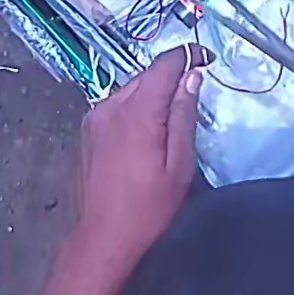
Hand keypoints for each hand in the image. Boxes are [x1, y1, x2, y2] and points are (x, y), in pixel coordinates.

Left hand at [61, 46, 207, 290]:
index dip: (188, 55)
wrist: (103, 239)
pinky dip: (135, 107)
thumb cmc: (148, 208)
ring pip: (130, 89)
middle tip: (194, 92)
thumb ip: (183, 115)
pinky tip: (146, 131)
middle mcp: (110, 107)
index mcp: (137, 112)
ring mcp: (94, 118)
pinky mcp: (87, 131)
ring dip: (153, 92)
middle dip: (172, 76)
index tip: (206, 59)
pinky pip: (116, 106)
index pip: (164, 65)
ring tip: (171, 116)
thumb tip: (191, 77)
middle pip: (146, 75)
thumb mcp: (179, 164)